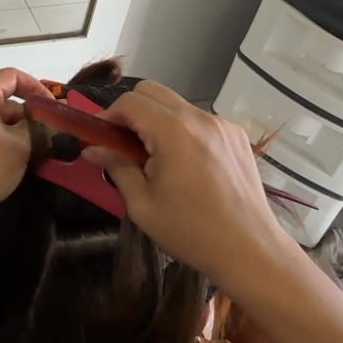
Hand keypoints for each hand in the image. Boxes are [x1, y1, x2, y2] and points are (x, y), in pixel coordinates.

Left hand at [0, 68, 50, 228]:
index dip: (36, 87)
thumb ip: (36, 127)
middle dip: (27, 116)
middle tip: (48, 137)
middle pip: (1, 99)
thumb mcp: (20, 146)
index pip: (11, 76)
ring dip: (14, 134)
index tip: (52, 108)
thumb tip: (44, 121)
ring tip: (33, 155)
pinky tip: (9, 167)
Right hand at [81, 82, 294, 288]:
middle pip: (153, 91)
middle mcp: (200, 118)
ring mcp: (222, 124)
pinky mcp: (237, 135)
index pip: (131, 101)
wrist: (251, 251)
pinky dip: (183, 130)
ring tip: (156, 158)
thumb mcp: (142, 205)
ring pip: (177, 104)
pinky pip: (199, 120)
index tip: (99, 138)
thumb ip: (116, 167)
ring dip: (158, 120)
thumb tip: (92, 149)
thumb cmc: (191, 232)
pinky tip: (187, 164)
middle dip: (131, 111)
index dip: (108, 115)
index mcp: (174, 132)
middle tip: (123, 143)